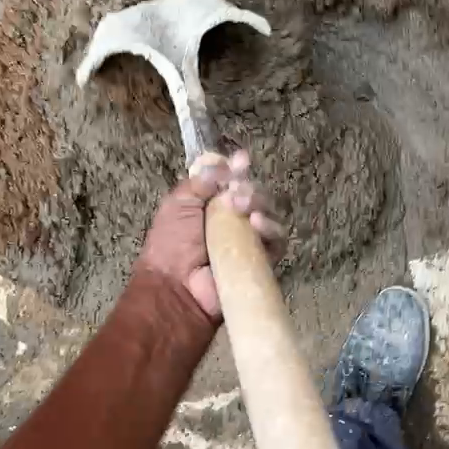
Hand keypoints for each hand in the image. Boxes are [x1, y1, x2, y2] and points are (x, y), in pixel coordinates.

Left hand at [137, 150, 287, 319]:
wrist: (177, 287)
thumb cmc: (172, 246)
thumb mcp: (178, 204)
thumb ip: (201, 180)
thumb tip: (224, 160)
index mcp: (211, 205)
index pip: (233, 180)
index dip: (238, 169)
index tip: (242, 161)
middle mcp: (233, 220)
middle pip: (254, 194)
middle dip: (249, 188)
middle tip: (237, 193)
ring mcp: (249, 241)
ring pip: (268, 213)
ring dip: (260, 204)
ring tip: (245, 209)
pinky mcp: (263, 260)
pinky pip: (277, 240)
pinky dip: (270, 229)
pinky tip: (256, 225)